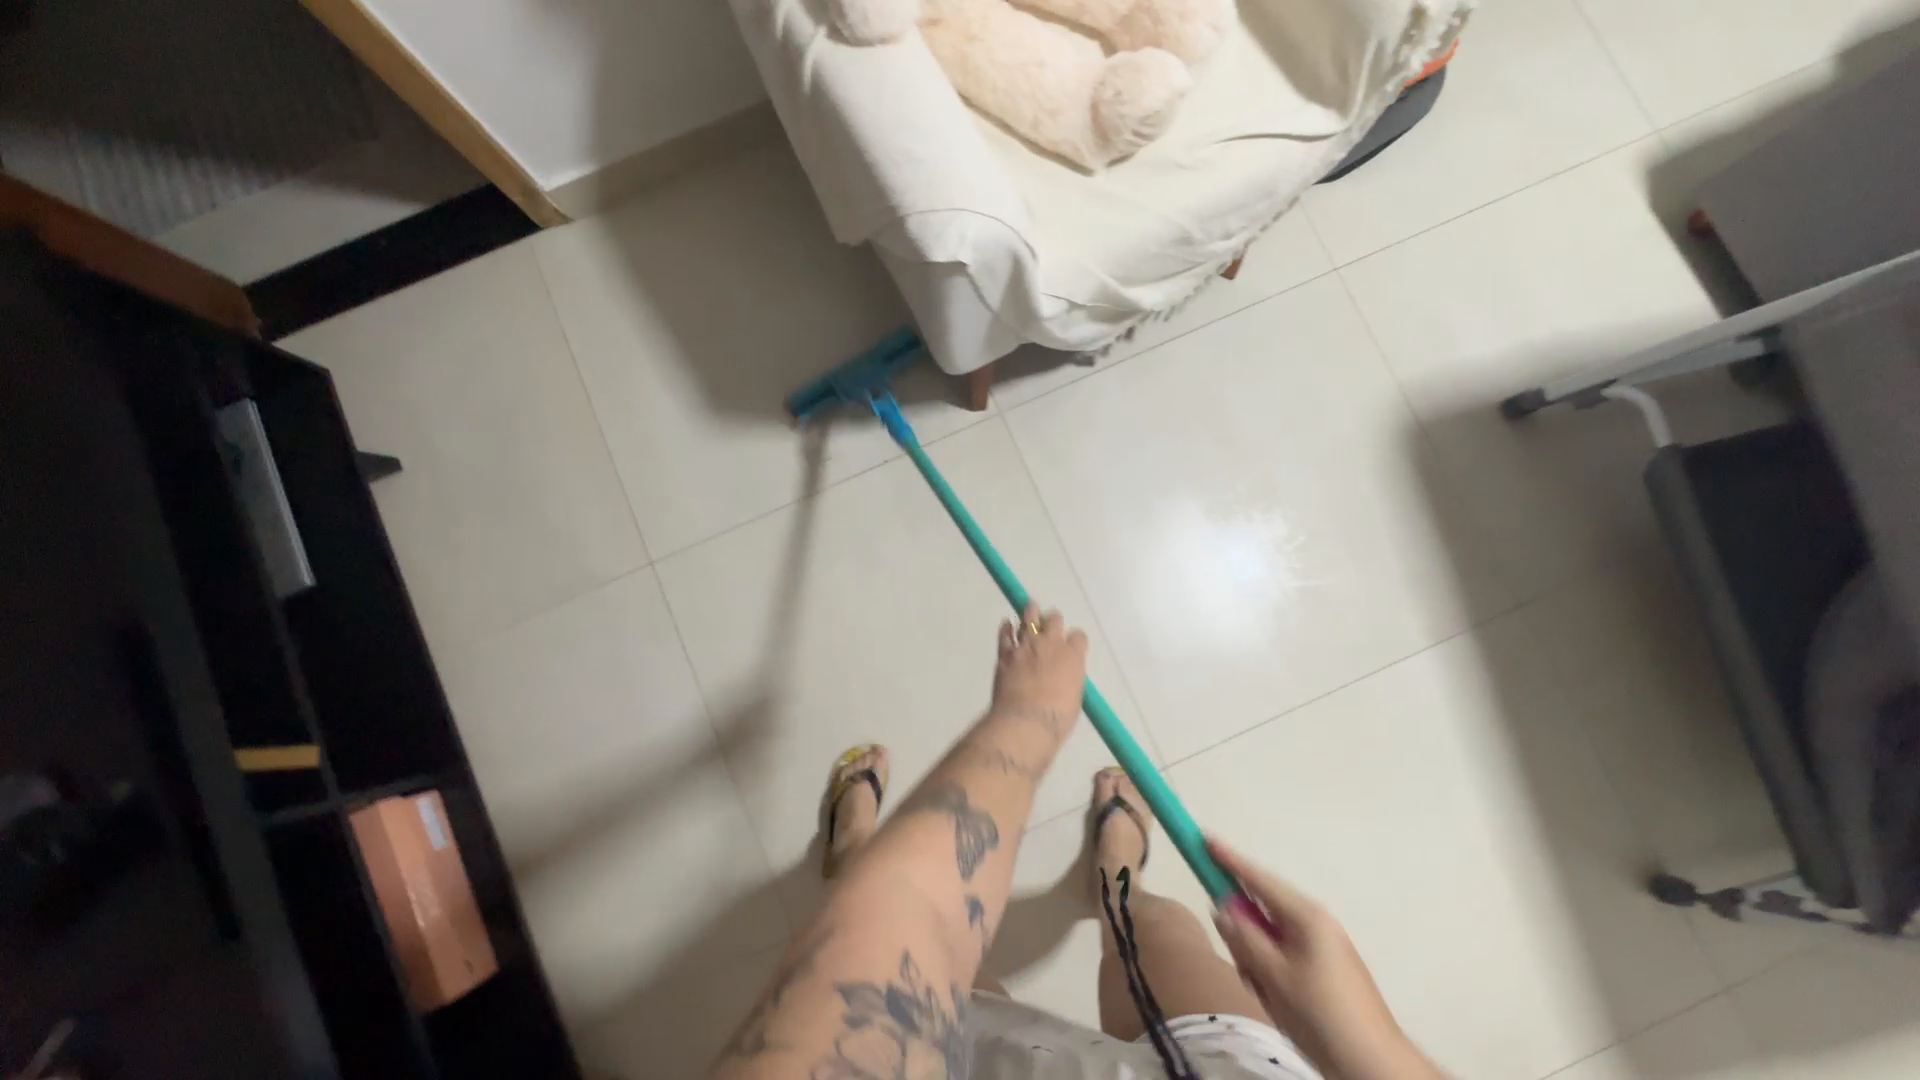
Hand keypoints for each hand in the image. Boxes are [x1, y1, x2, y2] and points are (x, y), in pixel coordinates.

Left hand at [992, 604, 1087, 723]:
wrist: (1027, 720)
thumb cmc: (1058, 717)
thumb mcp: (1074, 697)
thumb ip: (1070, 680)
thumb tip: (1064, 678)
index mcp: (1073, 656)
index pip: (1078, 636)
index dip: (1075, 640)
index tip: (1072, 645)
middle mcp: (1051, 644)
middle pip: (1054, 619)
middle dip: (1053, 621)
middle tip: (1050, 623)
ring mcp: (1027, 646)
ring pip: (1029, 618)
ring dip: (1030, 612)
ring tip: (1030, 607)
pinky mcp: (1006, 654)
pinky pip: (1006, 634)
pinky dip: (1007, 628)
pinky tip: (1007, 624)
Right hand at [1209, 839, 1444, 1079]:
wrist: (1374, 1064)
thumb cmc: (1322, 1014)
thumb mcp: (1274, 976)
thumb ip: (1244, 938)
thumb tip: (1221, 906)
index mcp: (1305, 916)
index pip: (1258, 878)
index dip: (1229, 859)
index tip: (1203, 838)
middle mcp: (1314, 922)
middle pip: (1261, 910)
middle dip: (1244, 933)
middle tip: (1245, 966)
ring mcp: (1320, 945)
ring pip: (1269, 937)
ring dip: (1257, 960)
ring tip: (1266, 993)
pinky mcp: (1322, 967)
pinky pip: (1282, 956)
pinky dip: (1271, 972)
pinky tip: (1278, 1001)